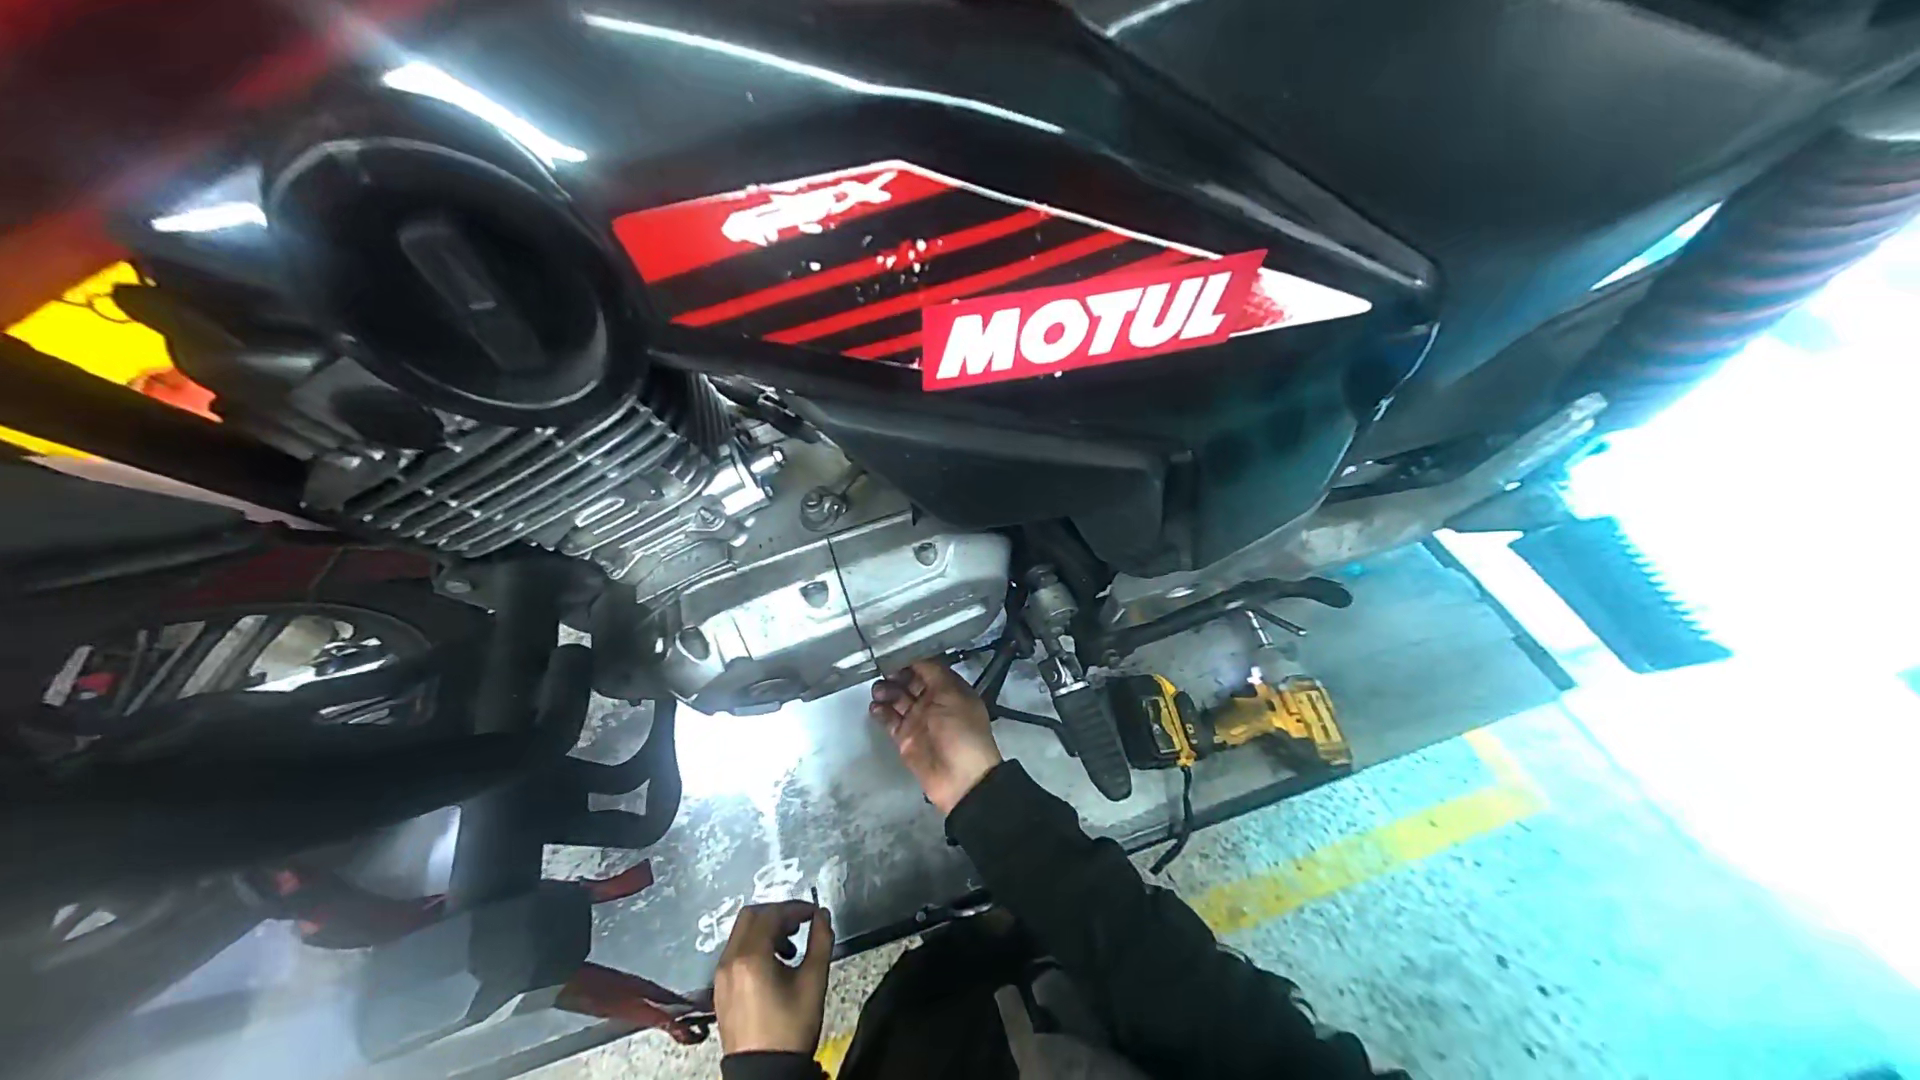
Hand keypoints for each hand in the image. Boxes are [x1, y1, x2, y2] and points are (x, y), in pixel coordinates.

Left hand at [713, 901, 833, 1055]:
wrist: (764, 1075)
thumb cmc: (791, 1027)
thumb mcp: (814, 981)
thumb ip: (821, 940)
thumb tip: (821, 915)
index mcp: (750, 957)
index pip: (771, 913)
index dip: (795, 908)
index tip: (814, 914)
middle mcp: (730, 960)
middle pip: (751, 915)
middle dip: (778, 914)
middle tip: (800, 924)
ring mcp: (721, 975)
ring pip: (741, 933)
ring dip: (766, 929)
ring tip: (790, 948)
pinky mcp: (720, 989)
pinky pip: (736, 952)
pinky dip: (754, 946)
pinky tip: (774, 965)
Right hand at [870, 660, 1002, 814]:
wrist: (960, 778)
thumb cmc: (961, 731)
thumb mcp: (952, 695)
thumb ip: (934, 673)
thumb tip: (918, 655)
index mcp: (950, 689)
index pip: (927, 667)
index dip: (911, 660)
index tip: (894, 653)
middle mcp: (933, 701)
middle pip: (910, 681)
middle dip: (896, 674)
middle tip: (883, 671)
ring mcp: (918, 720)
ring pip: (897, 698)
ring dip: (886, 691)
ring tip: (878, 691)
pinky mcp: (905, 738)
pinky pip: (889, 719)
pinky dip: (880, 712)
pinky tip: (875, 707)